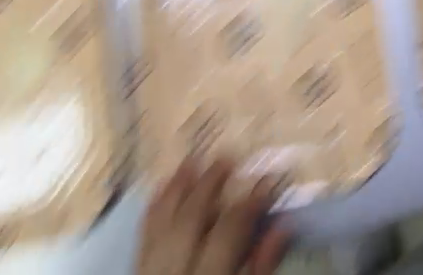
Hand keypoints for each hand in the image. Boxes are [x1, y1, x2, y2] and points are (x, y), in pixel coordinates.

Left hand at [138, 159, 290, 274]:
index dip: (249, 204)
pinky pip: (142, 240)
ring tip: (191, 161)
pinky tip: (161, 189)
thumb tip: (281, 226)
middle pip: (188, 224)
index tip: (268, 177)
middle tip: (227, 158)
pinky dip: (152, 213)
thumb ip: (260, 268)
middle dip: (207, 187)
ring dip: (175, 191)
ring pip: (160, 227)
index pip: (227, 235)